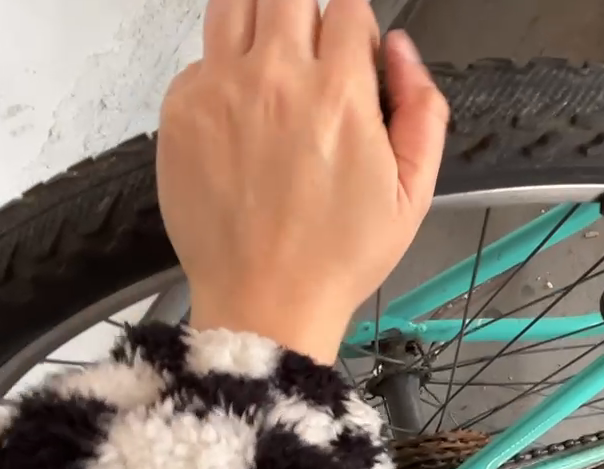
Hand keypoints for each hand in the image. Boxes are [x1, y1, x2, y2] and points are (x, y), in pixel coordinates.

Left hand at [156, 0, 447, 362]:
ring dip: (260, 22)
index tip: (352, 66)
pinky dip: (222, 73)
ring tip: (273, 72)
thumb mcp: (412, 199)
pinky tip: (241, 122)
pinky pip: (201, 59)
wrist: (268, 304)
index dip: (356, 32)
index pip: (347, 7)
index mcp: (340, 96)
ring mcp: (220, 89)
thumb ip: (423, 113)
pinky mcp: (180, 112)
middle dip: (307, 16)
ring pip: (235, 3)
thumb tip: (402, 50)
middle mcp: (276, 77)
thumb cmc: (341, 259)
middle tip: (312, 65)